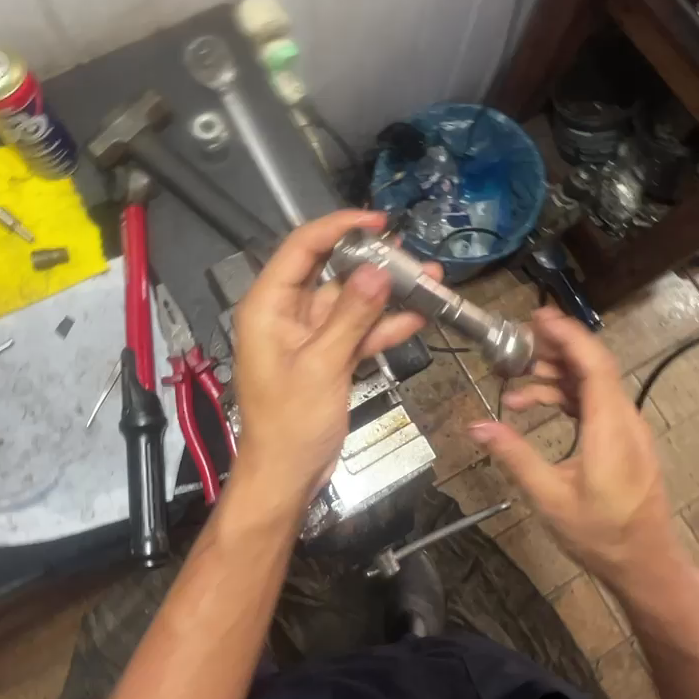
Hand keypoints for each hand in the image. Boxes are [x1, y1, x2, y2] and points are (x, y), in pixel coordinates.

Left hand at [231, 211, 426, 505]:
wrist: (287, 478)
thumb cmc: (291, 423)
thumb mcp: (322, 365)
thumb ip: (352, 315)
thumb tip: (379, 270)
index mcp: (269, 305)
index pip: (302, 248)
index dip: (338, 227)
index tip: (378, 221)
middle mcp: (287, 312)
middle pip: (330, 271)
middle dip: (372, 262)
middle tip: (412, 254)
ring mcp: (309, 335)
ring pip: (351, 301)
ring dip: (386, 295)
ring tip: (429, 281)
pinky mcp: (328, 356)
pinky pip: (357, 331)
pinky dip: (383, 326)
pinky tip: (417, 318)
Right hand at [469, 308, 689, 589]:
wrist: (648, 567)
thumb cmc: (601, 535)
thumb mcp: (550, 498)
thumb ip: (514, 457)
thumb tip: (476, 426)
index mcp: (610, 427)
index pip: (593, 364)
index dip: (568, 335)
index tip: (538, 316)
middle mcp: (625, 419)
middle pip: (593, 366)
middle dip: (555, 349)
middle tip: (517, 343)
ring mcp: (628, 429)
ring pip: (592, 383)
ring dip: (556, 375)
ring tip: (516, 380)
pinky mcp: (624, 440)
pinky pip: (595, 402)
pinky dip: (566, 396)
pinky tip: (534, 406)